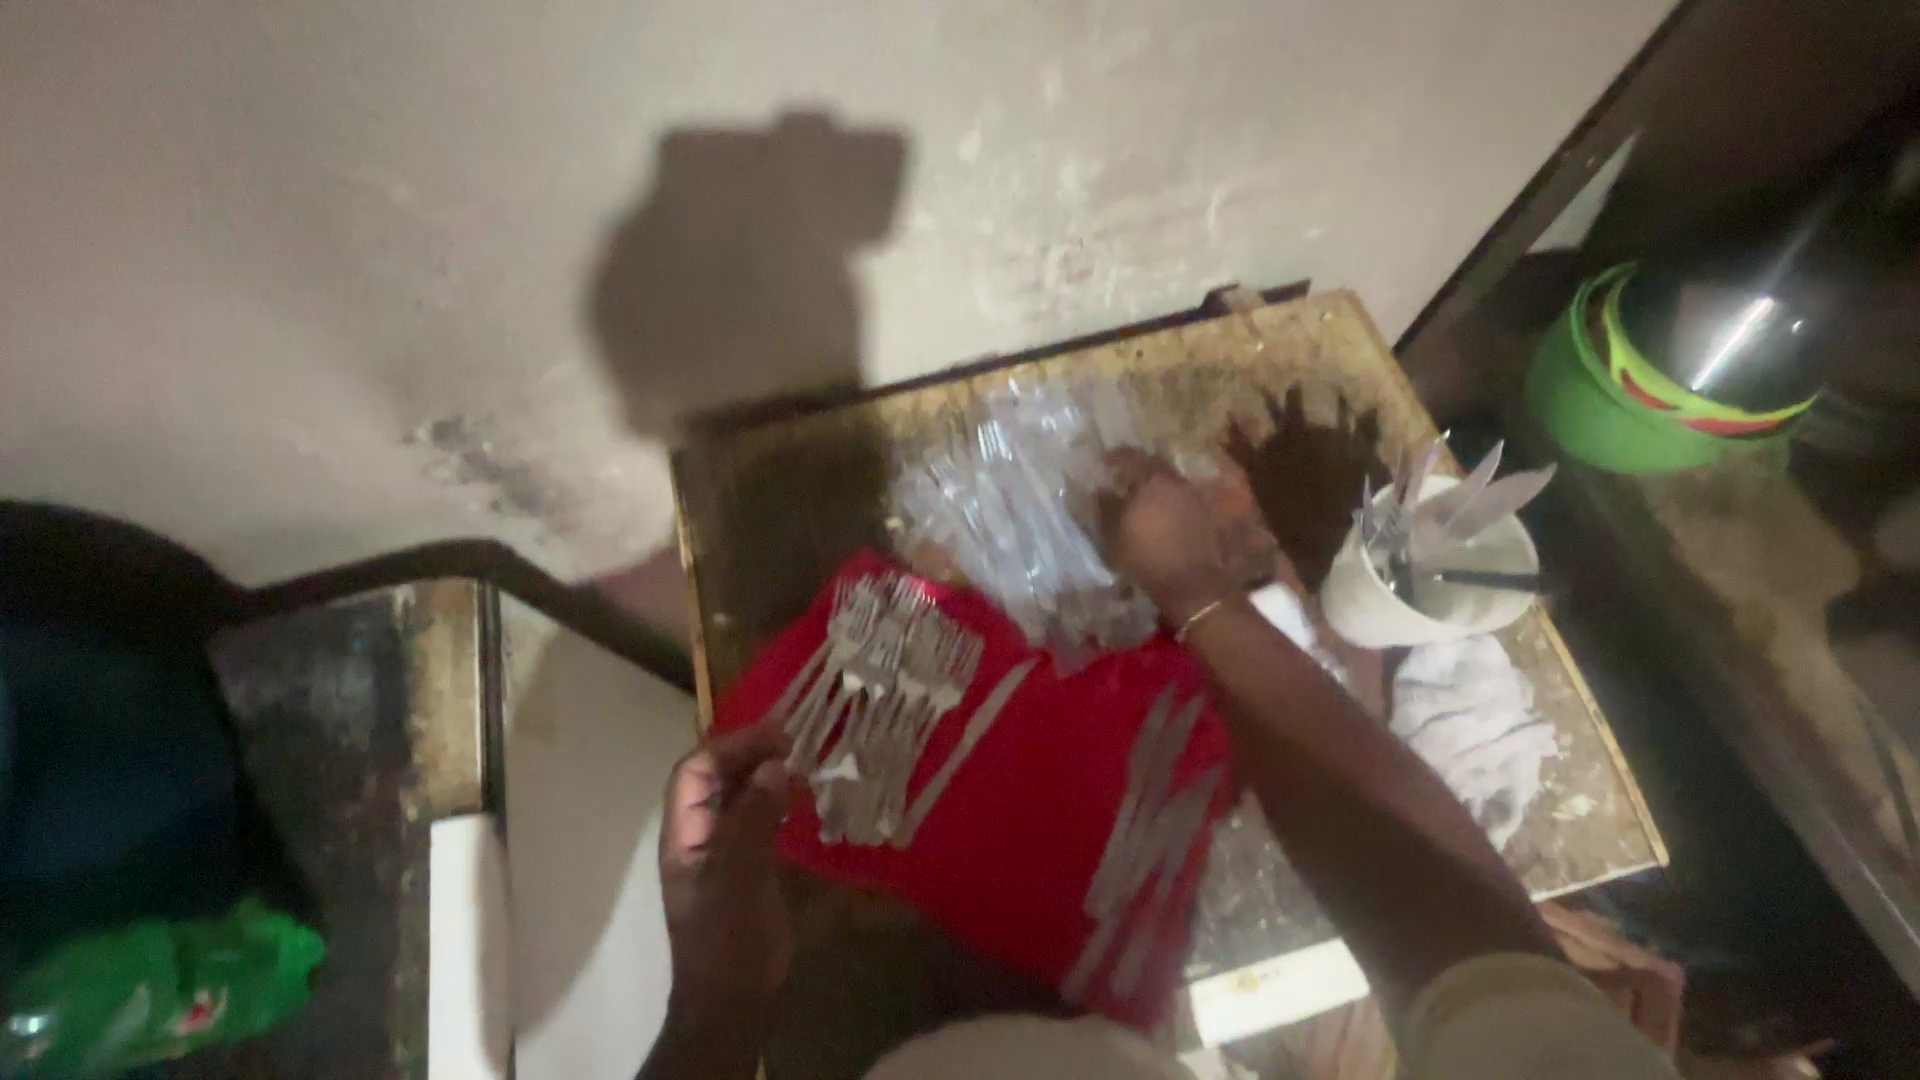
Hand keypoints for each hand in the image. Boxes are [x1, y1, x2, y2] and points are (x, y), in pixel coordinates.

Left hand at [659, 722, 795, 1017]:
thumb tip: (773, 766)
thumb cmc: (728, 936)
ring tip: (799, 762)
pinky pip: (758, 817)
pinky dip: (776, 799)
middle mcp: (700, 833)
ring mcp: (723, 849)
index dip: (732, 746)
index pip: (696, 770)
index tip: (776, 736)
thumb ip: (753, 818)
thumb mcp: (739, 874)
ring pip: (738, 795)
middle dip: (749, 753)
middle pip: (716, 778)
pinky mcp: (748, 864)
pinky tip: (800, 797)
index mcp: (685, 833)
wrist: (732, 996)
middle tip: (792, 741)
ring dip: (764, 773)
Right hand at [1097, 447, 1237, 624]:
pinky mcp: (1203, 516)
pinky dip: (1166, 500)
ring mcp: (1193, 498)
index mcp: (1152, 480)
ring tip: (1139, 496)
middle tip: (1123, 475)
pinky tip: (1157, 513)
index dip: (1116, 456)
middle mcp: (1176, 482)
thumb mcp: (1113, 534)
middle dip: (1138, 468)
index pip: (1132, 457)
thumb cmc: (1144, 555)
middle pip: (1155, 466)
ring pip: (1169, 482)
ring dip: (1154, 485)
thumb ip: (1106, 507)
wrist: (1189, 582)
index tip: (1104, 460)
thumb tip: (1100, 490)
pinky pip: (1180, 498)